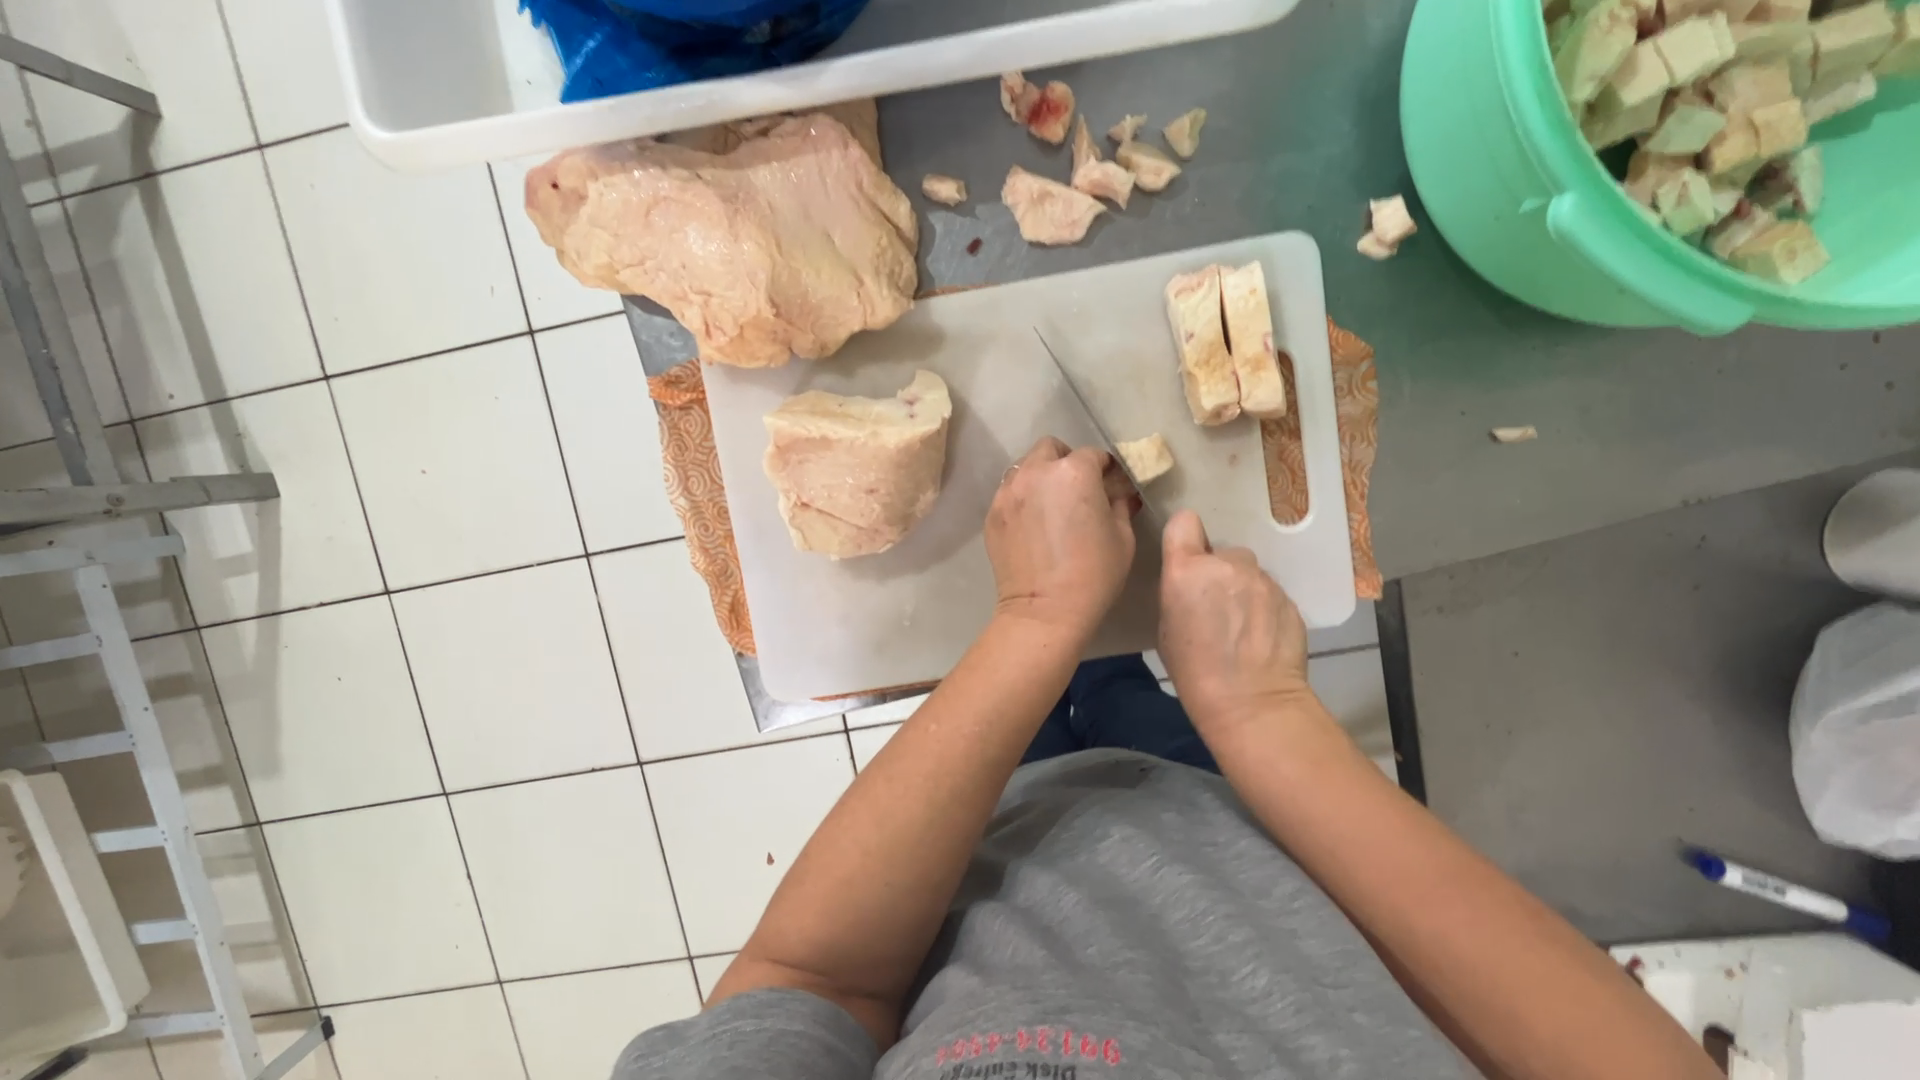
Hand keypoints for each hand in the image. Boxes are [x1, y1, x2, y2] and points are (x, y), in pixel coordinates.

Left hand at [986, 436, 1137, 637]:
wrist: (1044, 611)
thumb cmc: (1094, 575)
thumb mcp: (1123, 538)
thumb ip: (1120, 505)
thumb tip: (1120, 493)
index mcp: (1074, 473)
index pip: (1092, 455)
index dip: (1104, 469)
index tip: (1109, 485)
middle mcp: (1037, 473)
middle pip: (1050, 449)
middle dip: (1065, 461)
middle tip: (1076, 489)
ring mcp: (1008, 492)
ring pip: (1025, 467)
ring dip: (1040, 477)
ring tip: (1050, 505)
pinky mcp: (992, 514)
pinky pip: (1009, 493)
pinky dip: (1022, 499)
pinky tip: (1032, 525)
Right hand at [1157, 510, 1313, 735]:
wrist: (1251, 702)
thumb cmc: (1194, 671)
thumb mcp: (1167, 628)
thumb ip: (1179, 591)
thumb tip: (1194, 584)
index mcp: (1186, 570)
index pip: (1185, 522)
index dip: (1186, 537)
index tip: (1187, 556)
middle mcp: (1226, 565)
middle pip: (1220, 553)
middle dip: (1217, 573)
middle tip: (1216, 608)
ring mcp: (1262, 580)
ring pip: (1247, 573)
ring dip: (1242, 589)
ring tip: (1242, 626)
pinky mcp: (1288, 598)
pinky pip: (1269, 593)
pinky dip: (1263, 608)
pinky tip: (1261, 637)